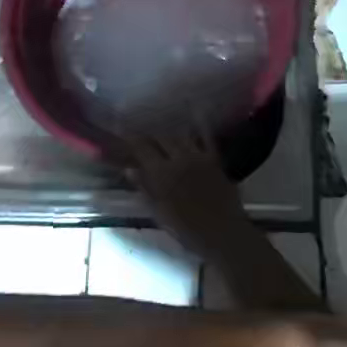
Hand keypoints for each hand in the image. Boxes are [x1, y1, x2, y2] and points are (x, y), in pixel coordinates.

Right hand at [124, 121, 244, 242]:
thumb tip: (130, 169)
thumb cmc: (187, 229)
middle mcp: (180, 158)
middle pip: (161, 136)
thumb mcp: (159, 213)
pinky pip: (207, 137)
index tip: (123, 130)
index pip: (142, 147)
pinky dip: (200, 125)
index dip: (131, 137)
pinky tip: (196, 113)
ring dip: (170, 128)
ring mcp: (200, 156)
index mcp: (162, 173)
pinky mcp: (215, 159)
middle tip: (141, 129)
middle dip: (150, 132)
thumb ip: (144, 188)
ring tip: (162, 124)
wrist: (223, 232)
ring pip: (181, 134)